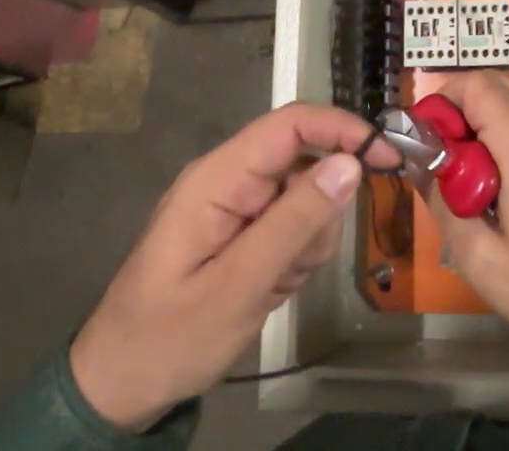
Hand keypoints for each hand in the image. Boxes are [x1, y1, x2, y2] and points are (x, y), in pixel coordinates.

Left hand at [69, 103, 399, 431]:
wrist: (120, 386)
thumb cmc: (170, 337)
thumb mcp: (239, 285)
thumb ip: (296, 221)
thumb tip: (351, 162)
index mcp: (218, 177)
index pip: (292, 123)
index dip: (344, 130)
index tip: (388, 160)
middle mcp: (229, 178)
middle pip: (305, 162)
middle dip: (321, 211)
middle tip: (299, 266)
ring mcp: (236, 204)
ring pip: (306, 196)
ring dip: (308, 240)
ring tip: (275, 284)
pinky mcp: (243, 229)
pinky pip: (293, 224)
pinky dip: (297, 255)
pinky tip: (271, 286)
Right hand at [427, 73, 508, 449]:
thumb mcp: (481, 260)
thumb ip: (442, 203)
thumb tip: (419, 165)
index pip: (479, 85)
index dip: (445, 98)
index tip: (430, 133)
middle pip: (504, 83)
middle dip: (467, 105)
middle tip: (450, 151)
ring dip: (497, 117)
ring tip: (483, 170)